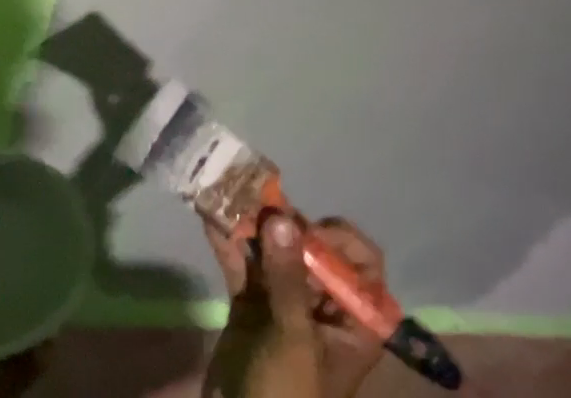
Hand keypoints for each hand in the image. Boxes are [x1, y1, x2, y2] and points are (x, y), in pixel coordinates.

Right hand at [202, 214, 386, 397]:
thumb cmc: (288, 394)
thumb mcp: (294, 339)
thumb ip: (287, 277)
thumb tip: (282, 217)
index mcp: (353, 318)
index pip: (362, 262)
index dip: (338, 239)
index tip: (303, 231)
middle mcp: (322, 304)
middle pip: (311, 249)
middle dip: (284, 222)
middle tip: (253, 202)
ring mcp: (283, 303)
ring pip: (272, 252)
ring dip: (250, 225)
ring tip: (225, 193)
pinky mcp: (249, 305)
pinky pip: (242, 266)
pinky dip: (227, 244)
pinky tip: (208, 217)